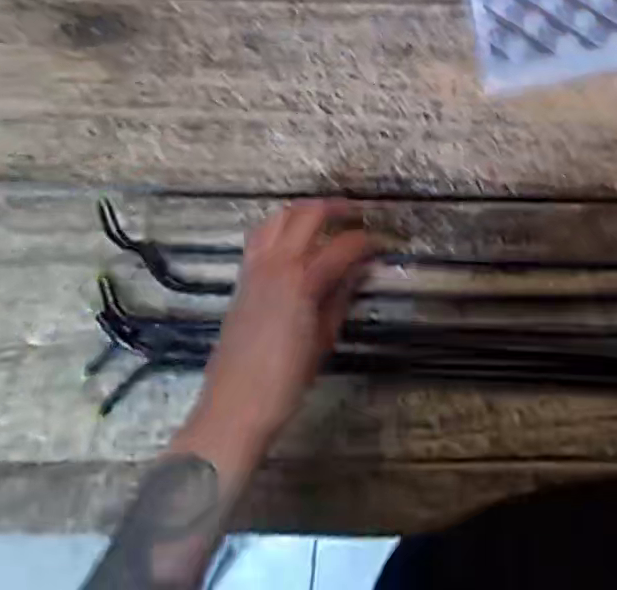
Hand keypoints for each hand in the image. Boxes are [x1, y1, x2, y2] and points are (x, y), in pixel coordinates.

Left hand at [193, 200, 378, 444]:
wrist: (233, 408)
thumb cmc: (287, 379)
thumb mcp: (325, 337)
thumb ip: (342, 295)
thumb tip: (360, 269)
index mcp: (303, 280)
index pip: (344, 245)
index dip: (368, 241)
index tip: (382, 244)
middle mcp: (277, 264)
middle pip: (308, 214)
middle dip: (337, 208)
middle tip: (357, 216)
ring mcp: (255, 269)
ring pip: (278, 217)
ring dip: (304, 211)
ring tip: (325, 219)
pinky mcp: (242, 279)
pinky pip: (260, 237)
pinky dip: (281, 227)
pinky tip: (295, 242)